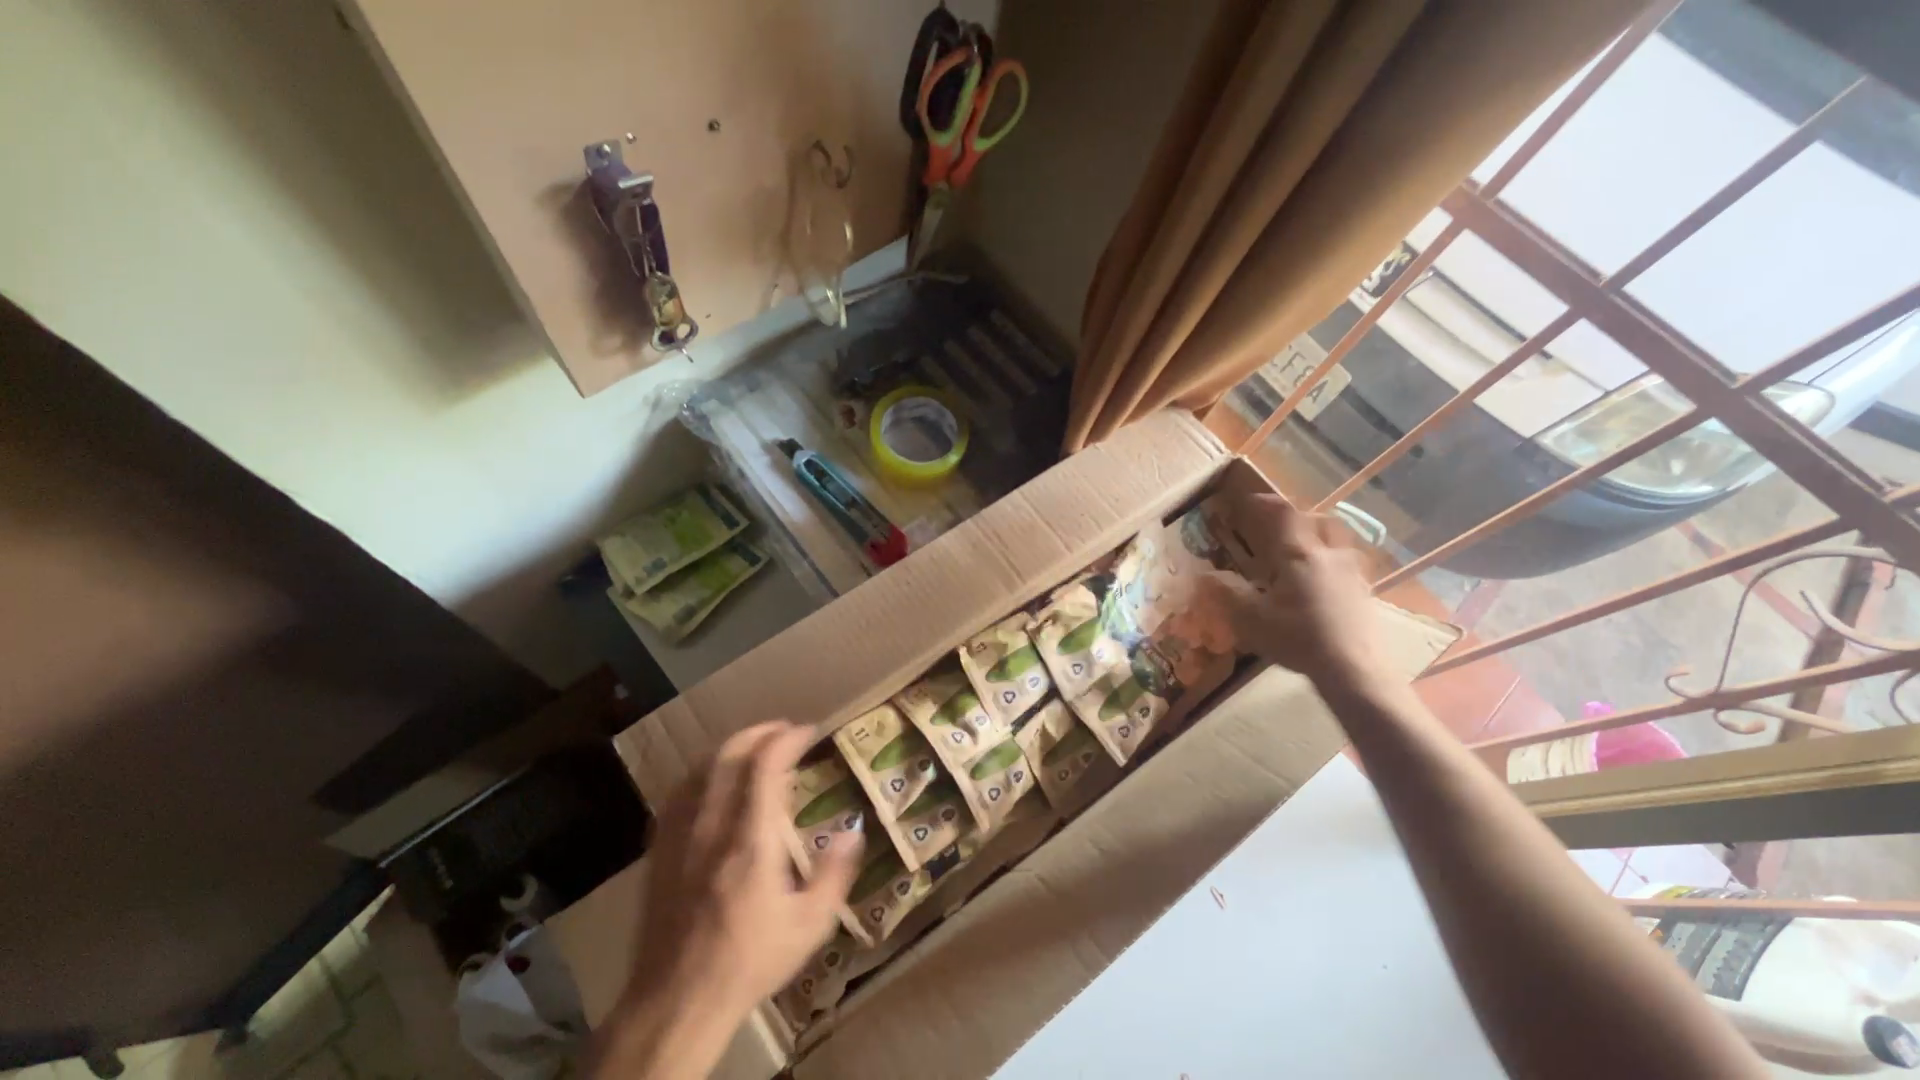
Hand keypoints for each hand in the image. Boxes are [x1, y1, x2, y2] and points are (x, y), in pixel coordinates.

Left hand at [608, 721, 862, 1071]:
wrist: (677, 997)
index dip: (786, 739)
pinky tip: (710, 782)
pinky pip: (678, 795)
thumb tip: (852, 831)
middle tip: (783, 731)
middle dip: (757, 733)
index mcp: (750, 841)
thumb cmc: (749, 961)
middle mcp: (711, 827)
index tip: (808, 731)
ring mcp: (680, 837)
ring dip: (728, 749)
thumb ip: (833, 874)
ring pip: (699, 770)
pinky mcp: (660, 852)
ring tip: (752, 748)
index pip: (764, 767)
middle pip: (727, 756)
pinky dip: (701, 774)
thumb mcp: (809, 926)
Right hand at [1205, 493, 1385, 688]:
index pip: (1284, 514)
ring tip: (1306, 553)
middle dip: (1301, 517)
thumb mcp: (1252, 619)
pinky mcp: (1365, 595)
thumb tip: (1203, 576)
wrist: (1353, 669)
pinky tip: (1324, 585)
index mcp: (1300, 555)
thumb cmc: (1298, 638)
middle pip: (1321, 521)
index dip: (1267, 503)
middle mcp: (1330, 555)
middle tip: (1283, 527)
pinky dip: (1333, 564)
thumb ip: (1227, 593)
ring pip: (1340, 542)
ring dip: (1321, 538)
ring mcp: (1353, 574)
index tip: (1250, 500)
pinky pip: (1349, 566)